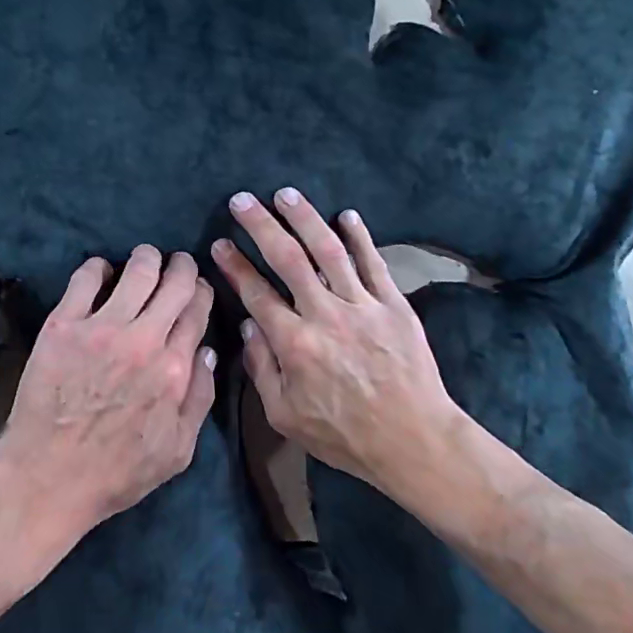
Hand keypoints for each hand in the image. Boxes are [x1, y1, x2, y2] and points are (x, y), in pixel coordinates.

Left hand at [0, 246, 217, 530]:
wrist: (45, 481)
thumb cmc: (115, 472)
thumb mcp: (179, 450)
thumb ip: (201, 398)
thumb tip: (208, 351)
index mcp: (174, 368)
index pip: (198, 309)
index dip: (202, 291)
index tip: (198, 288)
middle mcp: (144, 340)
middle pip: (176, 283)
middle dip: (183, 266)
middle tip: (178, 263)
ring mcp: (102, 330)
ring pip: (138, 271)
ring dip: (147, 257)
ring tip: (146, 258)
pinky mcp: (63, 327)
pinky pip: (85, 278)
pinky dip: (98, 267)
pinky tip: (101, 271)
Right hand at [211, 189, 464, 495]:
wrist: (412, 438)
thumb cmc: (345, 435)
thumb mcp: (287, 417)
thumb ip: (263, 369)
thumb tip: (248, 324)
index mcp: (295, 344)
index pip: (257, 294)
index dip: (235, 265)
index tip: (220, 243)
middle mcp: (325, 315)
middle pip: (288, 259)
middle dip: (261, 225)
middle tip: (242, 200)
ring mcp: (362, 305)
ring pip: (329, 250)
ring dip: (305, 218)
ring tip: (286, 194)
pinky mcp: (393, 303)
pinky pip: (373, 262)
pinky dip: (360, 236)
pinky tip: (347, 214)